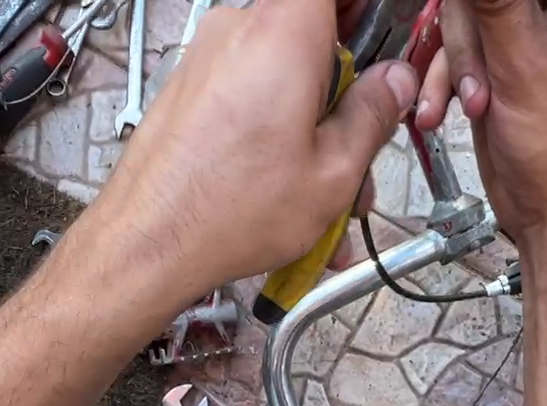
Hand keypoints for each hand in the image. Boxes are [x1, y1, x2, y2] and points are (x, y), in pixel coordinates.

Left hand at [74, 0, 418, 302]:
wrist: (151, 243)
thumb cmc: (230, 211)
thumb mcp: (332, 175)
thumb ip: (373, 117)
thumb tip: (395, 83)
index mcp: (285, 31)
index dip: (364, 16)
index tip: (381, 51)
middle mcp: (240, 30)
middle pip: (313, 46)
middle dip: (344, 107)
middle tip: (359, 165)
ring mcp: (208, 61)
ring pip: (283, 88)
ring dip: (311, 144)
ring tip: (322, 210)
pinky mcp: (190, 94)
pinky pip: (250, 109)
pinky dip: (274, 149)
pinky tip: (284, 204)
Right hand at [413, 0, 546, 250]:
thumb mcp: (523, 64)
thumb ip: (495, 4)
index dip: (480, 9)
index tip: (474, 37)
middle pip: (478, 1)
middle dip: (465, 44)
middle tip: (476, 91)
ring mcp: (516, 42)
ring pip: (461, 27)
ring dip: (448, 72)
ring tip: (468, 110)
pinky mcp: (493, 72)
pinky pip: (453, 61)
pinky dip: (441, 87)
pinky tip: (438, 113)